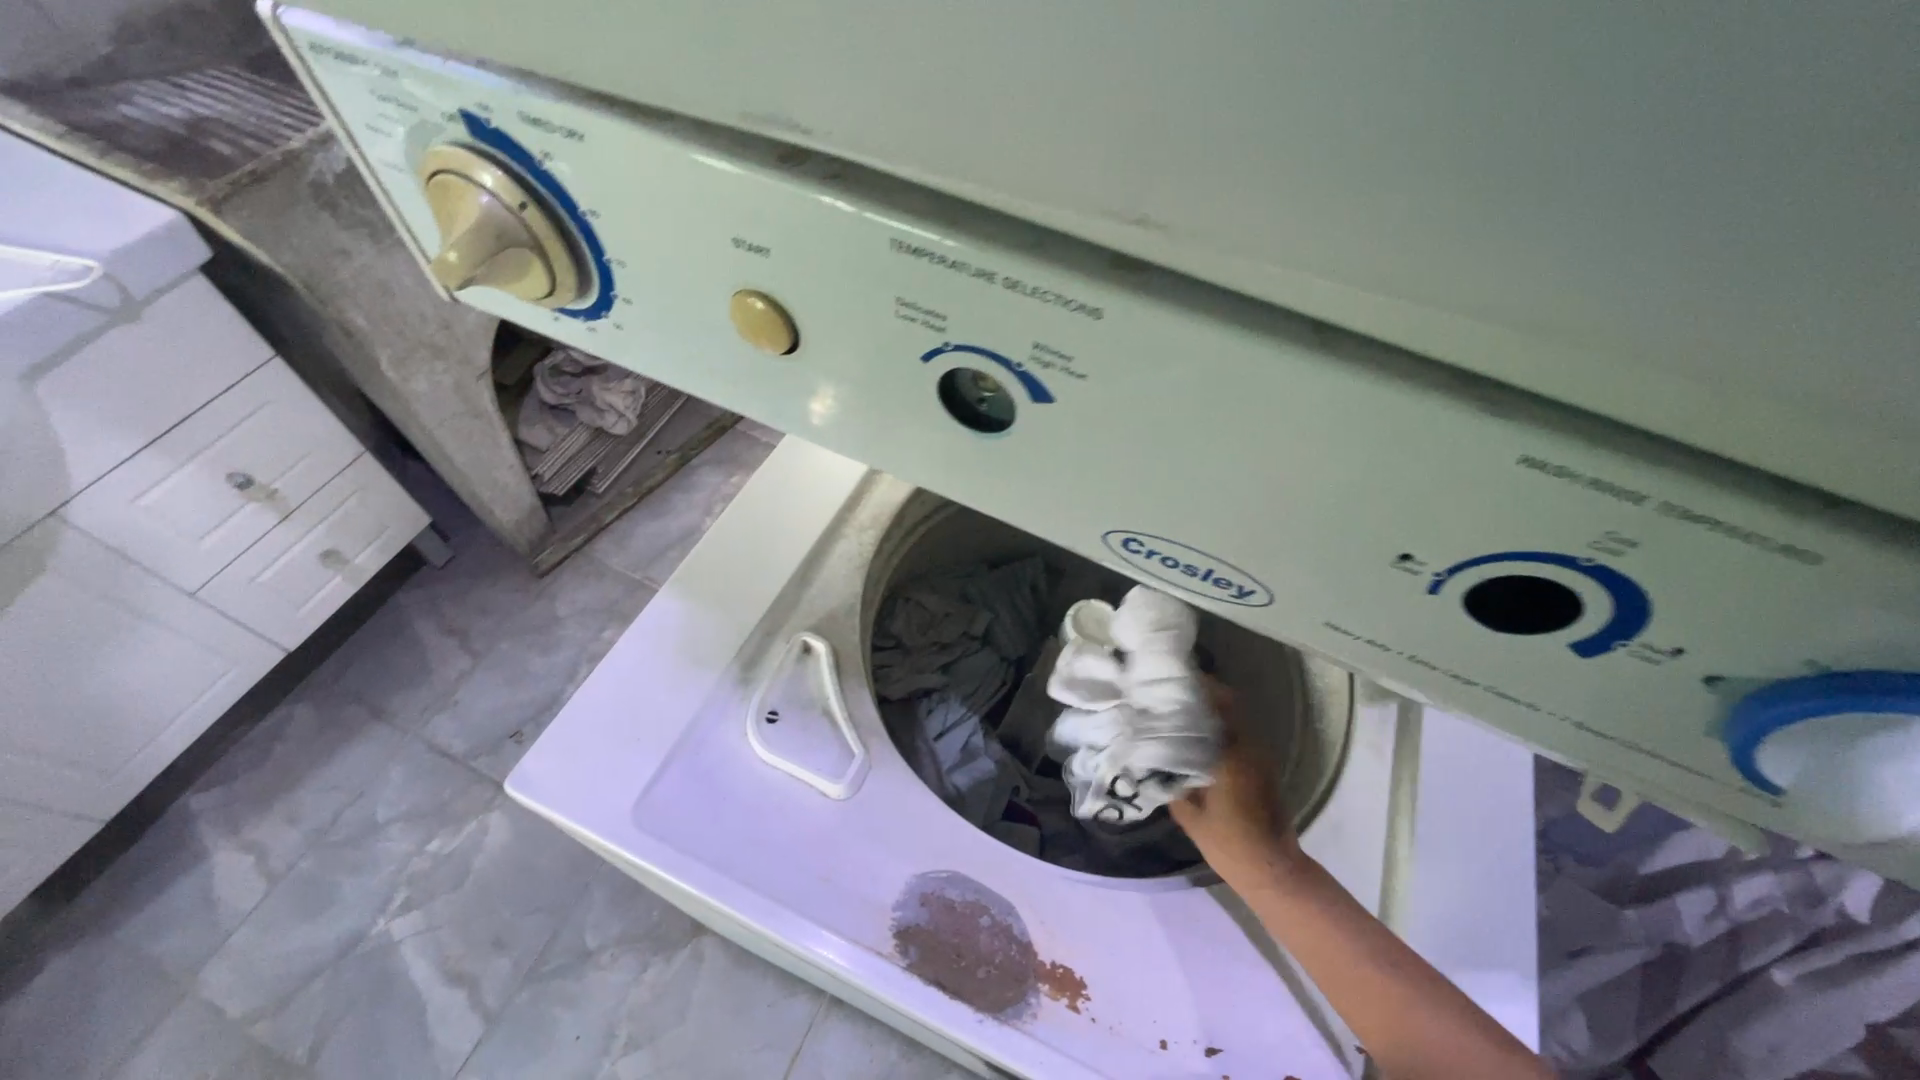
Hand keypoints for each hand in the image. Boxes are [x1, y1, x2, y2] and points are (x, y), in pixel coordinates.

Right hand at [1170, 681, 1312, 892]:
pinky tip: (1196, 738)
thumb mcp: (1189, 814)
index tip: (1174, 680)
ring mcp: (1260, 757)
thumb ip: (1171, 781)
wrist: (1270, 868)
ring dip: (1212, 710)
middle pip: (1229, 706)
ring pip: (1235, 719)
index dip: (1199, 687)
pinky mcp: (1262, 768)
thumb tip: (1153, 758)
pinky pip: (1239, 736)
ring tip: (1180, 711)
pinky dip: (1220, 728)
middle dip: (1203, 694)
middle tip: (1172, 692)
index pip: (1218, 705)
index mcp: (1231, 754)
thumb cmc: (1229, 844)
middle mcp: (1250, 748)